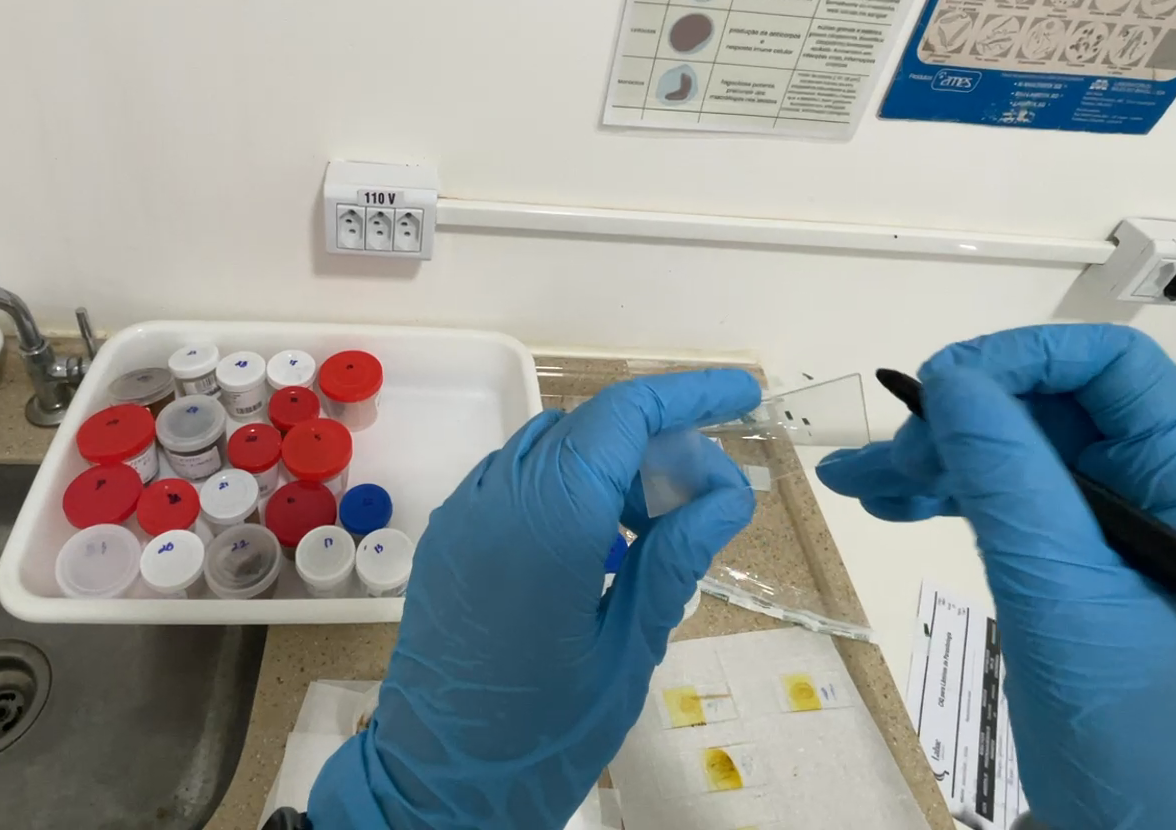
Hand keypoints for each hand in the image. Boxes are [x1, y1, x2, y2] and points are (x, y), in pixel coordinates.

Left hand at [310, 370, 761, 827]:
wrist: (433, 782)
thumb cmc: (542, 731)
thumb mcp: (627, 649)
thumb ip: (675, 558)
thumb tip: (727, 495)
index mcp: (547, 520)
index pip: (621, 415)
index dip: (686, 393)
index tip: (742, 395)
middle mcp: (497, 493)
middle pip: (590, 425)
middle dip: (657, 439)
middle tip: (703, 492)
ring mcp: (465, 507)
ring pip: (554, 443)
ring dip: (612, 460)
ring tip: (652, 523)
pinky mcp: (451, 527)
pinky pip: (518, 473)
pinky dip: (569, 479)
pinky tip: (595, 534)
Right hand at [817, 325, 1175, 828]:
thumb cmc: (1129, 723)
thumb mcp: (1061, 587)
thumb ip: (1006, 472)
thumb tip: (949, 376)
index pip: (1110, 367)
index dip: (1025, 356)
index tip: (942, 385)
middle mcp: (1143, 490)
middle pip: (1038, 405)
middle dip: (955, 421)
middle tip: (895, 462)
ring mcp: (1097, 525)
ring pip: (1000, 451)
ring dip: (925, 458)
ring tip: (854, 481)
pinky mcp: (1057, 559)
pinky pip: (988, 498)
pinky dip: (931, 495)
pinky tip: (881, 504)